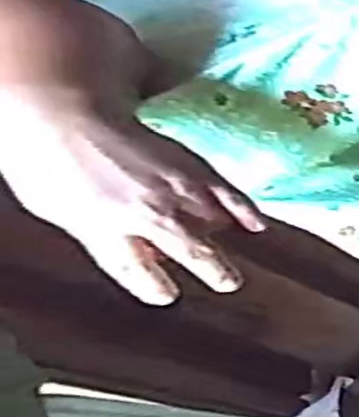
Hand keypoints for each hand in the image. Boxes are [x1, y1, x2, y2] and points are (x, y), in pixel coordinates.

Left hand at [0, 99, 266, 304]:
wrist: (66, 118)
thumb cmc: (45, 164)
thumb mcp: (57, 208)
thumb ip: (99, 231)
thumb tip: (136, 248)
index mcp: (104, 228)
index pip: (134, 267)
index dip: (151, 285)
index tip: (166, 297)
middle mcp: (149, 214)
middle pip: (191, 250)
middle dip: (214, 270)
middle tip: (230, 284)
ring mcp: (180, 192)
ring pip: (213, 224)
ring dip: (217, 237)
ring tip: (225, 243)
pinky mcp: (200, 173)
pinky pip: (233, 199)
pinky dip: (247, 213)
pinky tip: (256, 225)